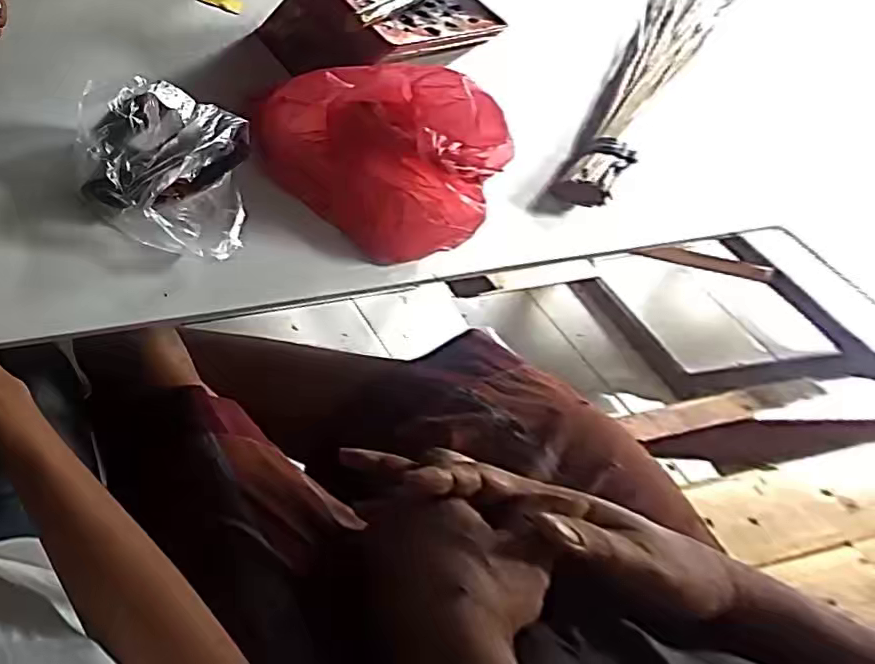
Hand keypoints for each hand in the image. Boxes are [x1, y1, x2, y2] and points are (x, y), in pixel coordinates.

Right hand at [344, 448, 744, 622]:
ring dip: (394, 480)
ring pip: (440, 490)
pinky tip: (385, 514)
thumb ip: (594, 545)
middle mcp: (516, 497)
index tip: (412, 484)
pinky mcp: (506, 536)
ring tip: (352, 474)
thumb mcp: (644, 564)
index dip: (442, 477)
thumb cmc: (672, 571)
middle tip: (351, 459)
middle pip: (445, 472)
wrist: (695, 587)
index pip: (478, 477)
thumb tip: (540, 524)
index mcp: (541, 496)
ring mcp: (508, 515)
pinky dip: (410, 508)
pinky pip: (447, 515)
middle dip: (397, 464)